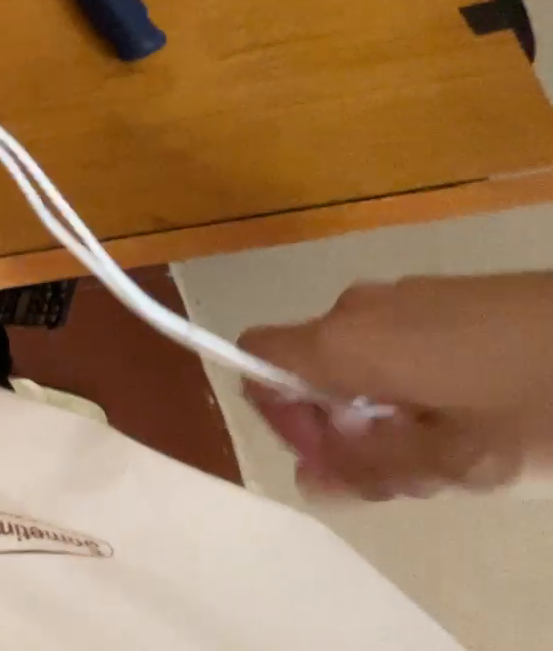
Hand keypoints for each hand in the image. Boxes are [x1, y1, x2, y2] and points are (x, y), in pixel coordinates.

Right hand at [238, 274, 552, 500]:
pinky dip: (421, 376)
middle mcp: (354, 309)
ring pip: (362, 355)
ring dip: (386, 401)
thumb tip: (309, 483)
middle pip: (311, 363)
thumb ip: (377, 469)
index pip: (254, 360)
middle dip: (344, 420)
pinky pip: (403, 337)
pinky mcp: (450, 293)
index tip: (334, 457)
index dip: (277, 412)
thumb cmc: (542, 401)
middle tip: (411, 469)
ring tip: (461, 444)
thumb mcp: (465, 457)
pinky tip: (489, 407)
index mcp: (341, 343)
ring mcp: (404, 294)